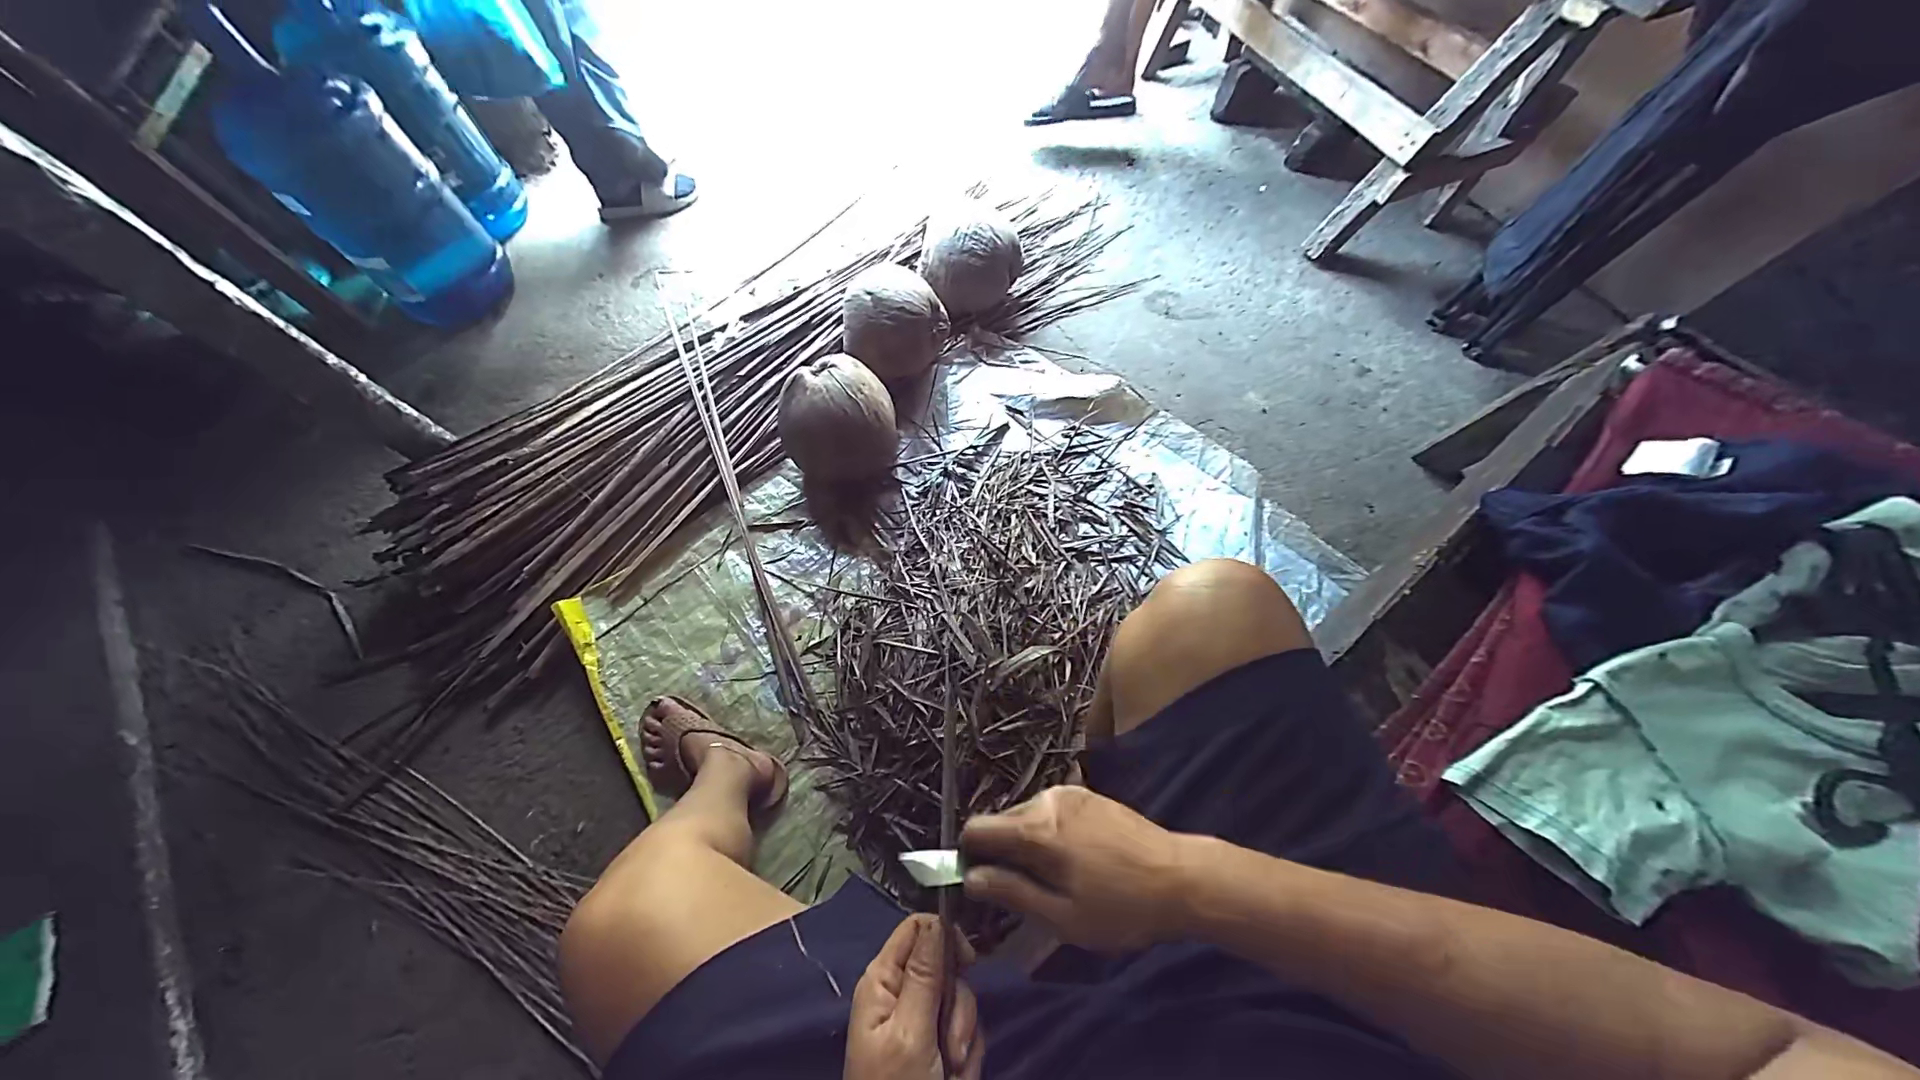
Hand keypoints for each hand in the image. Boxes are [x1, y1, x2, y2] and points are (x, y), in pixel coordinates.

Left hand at [844, 914, 983, 1079]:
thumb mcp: (910, 1032)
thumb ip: (924, 974)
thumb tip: (937, 920)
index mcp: (883, 980)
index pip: (916, 928)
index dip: (945, 936)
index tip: (968, 963)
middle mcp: (899, 993)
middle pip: (945, 966)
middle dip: (959, 1005)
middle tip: (952, 1043)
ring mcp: (918, 1021)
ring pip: (960, 1001)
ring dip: (964, 1037)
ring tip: (952, 1070)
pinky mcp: (935, 1047)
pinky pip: (965, 1032)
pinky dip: (967, 1057)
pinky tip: (956, 1079)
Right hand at [960, 785, 1184, 951]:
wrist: (1183, 878)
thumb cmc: (1121, 906)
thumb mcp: (1062, 915)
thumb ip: (1011, 892)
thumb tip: (970, 878)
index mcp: (1036, 827)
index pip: (977, 828)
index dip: (970, 856)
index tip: (981, 884)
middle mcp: (1047, 799)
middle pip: (1001, 821)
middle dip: (1001, 853)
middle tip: (1024, 891)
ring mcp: (1070, 792)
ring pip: (1026, 816)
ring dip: (1026, 843)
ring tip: (1053, 879)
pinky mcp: (1089, 794)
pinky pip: (1050, 811)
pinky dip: (1047, 833)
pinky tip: (1074, 860)